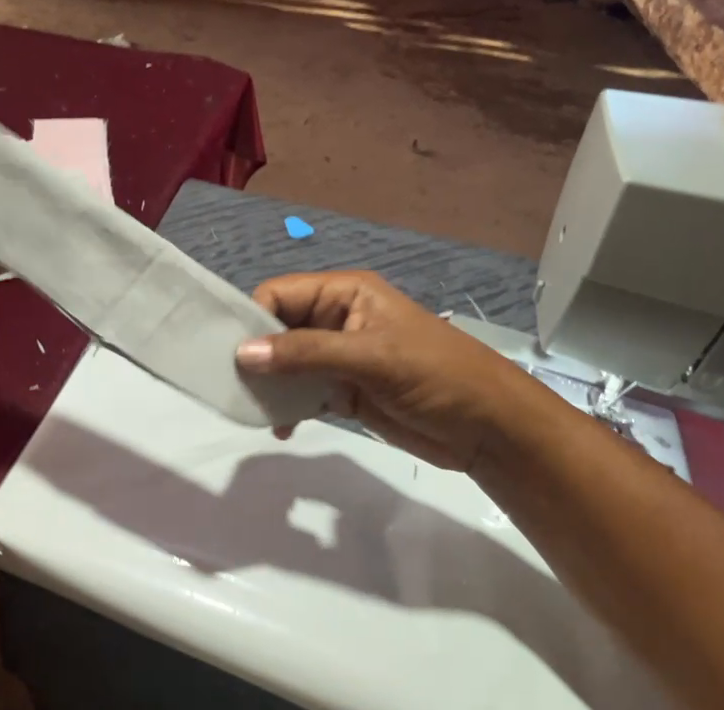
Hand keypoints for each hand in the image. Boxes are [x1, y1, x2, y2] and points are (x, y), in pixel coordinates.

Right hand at [236, 271, 560, 473]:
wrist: (491, 430)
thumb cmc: (437, 376)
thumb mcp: (371, 357)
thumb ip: (305, 353)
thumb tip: (242, 353)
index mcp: (344, 293)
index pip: (280, 293)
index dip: (253, 317)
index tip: (231, 353)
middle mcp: (336, 319)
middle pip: (278, 328)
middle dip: (257, 353)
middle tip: (236, 386)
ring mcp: (340, 356)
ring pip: (286, 363)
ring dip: (271, 384)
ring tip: (257, 410)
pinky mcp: (345, 391)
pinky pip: (303, 392)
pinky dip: (289, 406)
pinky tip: (282, 426)